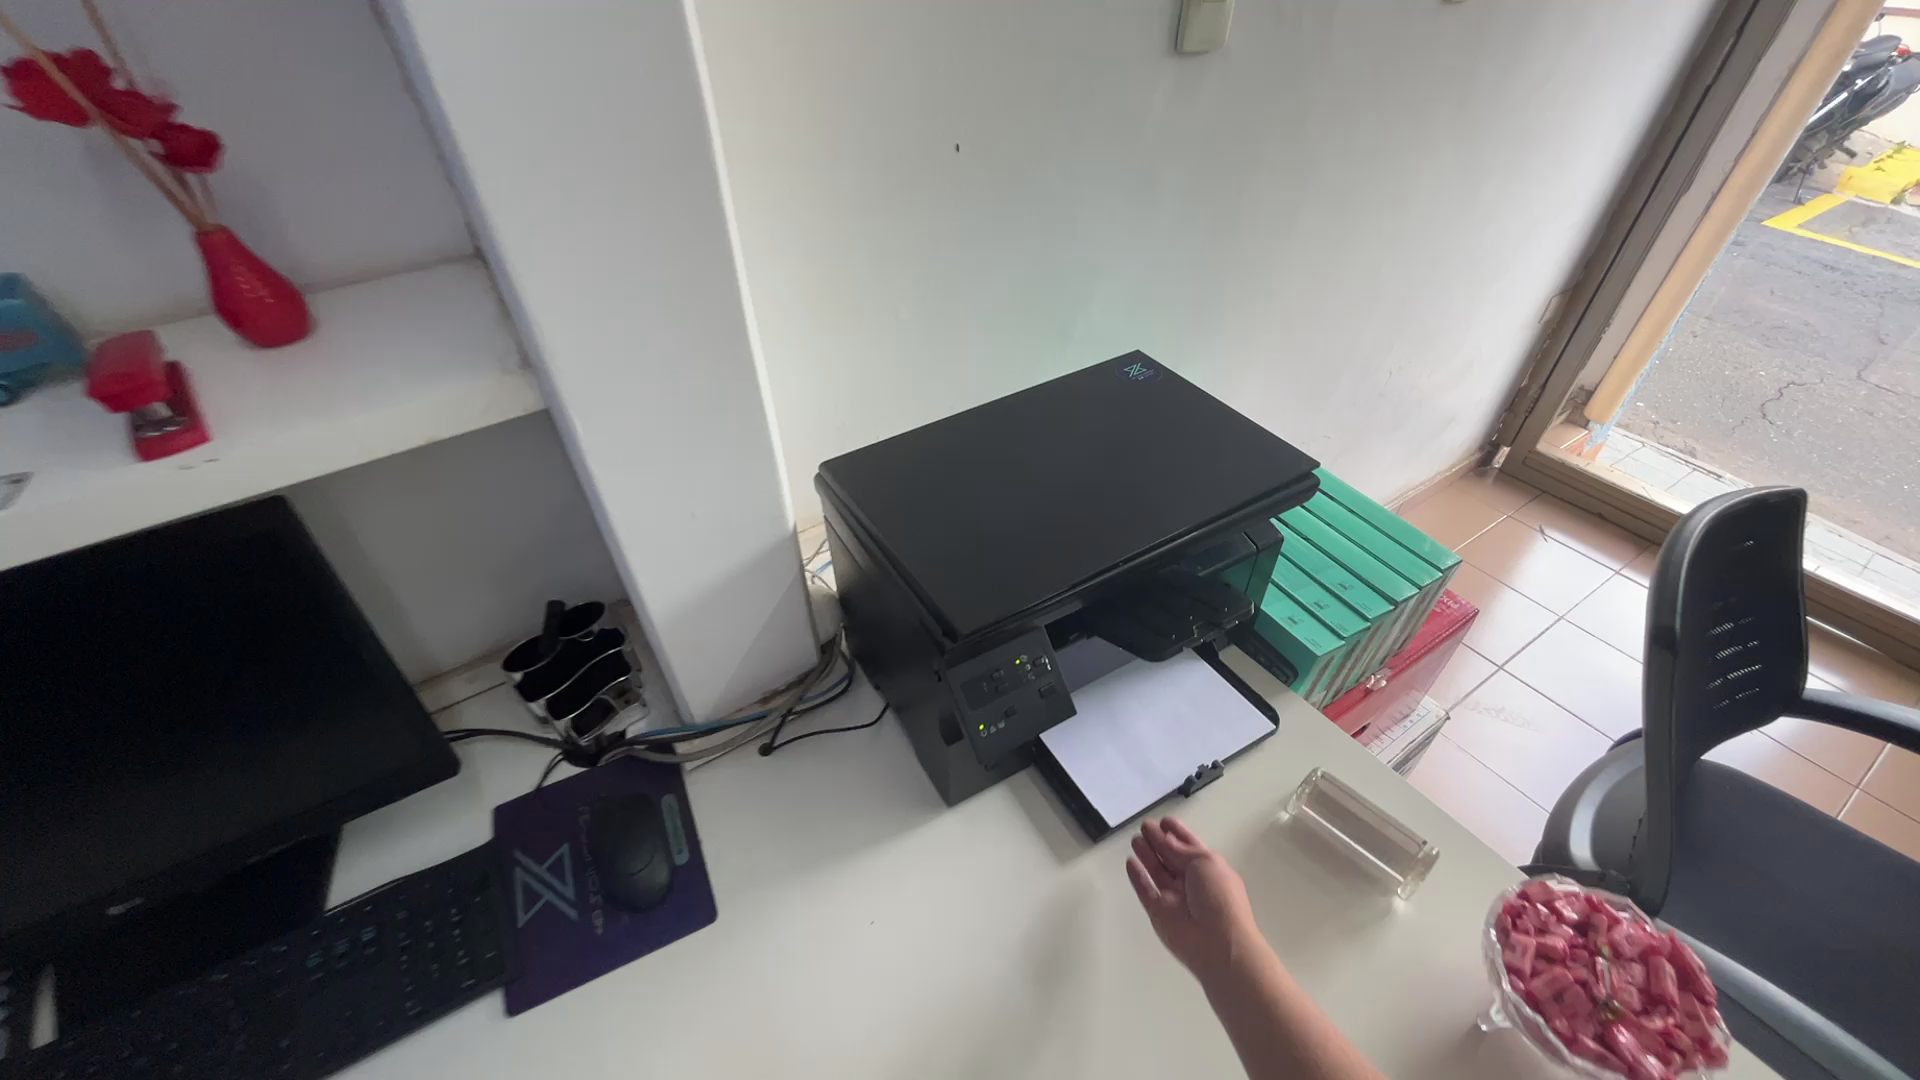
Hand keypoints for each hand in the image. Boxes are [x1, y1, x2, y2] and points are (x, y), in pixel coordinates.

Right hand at [1126, 817, 1259, 979]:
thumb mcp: (1205, 862)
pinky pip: (1145, 890)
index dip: (1177, 833)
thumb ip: (1180, 849)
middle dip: (1159, 840)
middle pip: (1171, 857)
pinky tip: (1130, 862)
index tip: (1164, 820)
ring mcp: (1174, 897)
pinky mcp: (1158, 912)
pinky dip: (1137, 877)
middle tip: (1144, 826)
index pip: (1190, 846)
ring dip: (1147, 855)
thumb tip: (1163, 836)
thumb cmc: (1219, 897)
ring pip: (1157, 872)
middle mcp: (1191, 882)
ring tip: (1136, 839)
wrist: (1218, 944)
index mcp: (1208, 868)